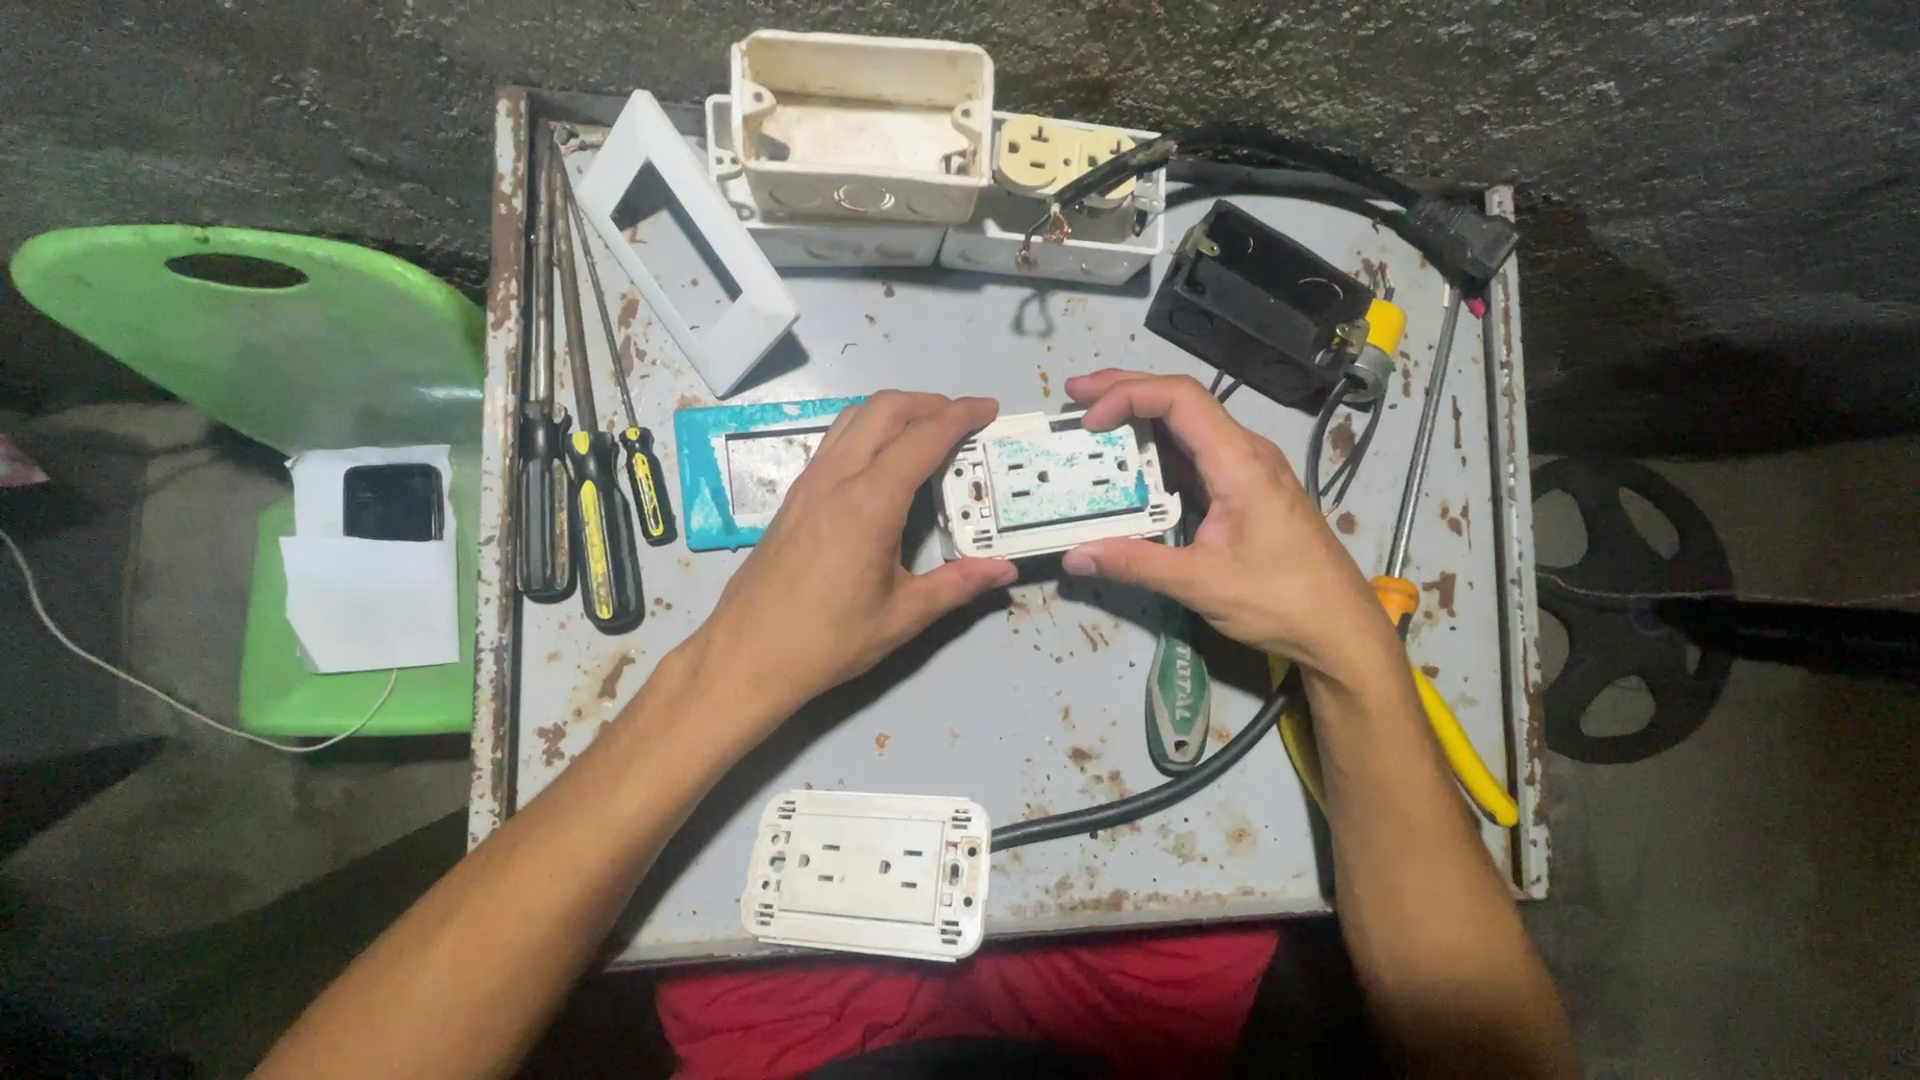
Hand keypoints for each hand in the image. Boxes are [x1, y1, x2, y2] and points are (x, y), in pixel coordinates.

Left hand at [686, 391, 1018, 729]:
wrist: (748, 654)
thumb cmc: (827, 640)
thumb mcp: (902, 616)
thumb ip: (957, 585)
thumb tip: (1004, 568)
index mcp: (869, 504)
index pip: (922, 439)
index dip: (960, 416)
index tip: (988, 408)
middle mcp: (836, 479)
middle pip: (884, 409)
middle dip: (928, 402)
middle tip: (962, 418)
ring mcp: (809, 483)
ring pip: (853, 418)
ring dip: (895, 411)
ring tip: (926, 431)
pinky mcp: (794, 496)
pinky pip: (835, 440)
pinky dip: (868, 430)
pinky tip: (883, 461)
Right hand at [1059, 370, 1389, 675]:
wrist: (1339, 627)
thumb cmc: (1278, 600)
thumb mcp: (1198, 583)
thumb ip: (1134, 563)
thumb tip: (1074, 556)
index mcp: (1239, 462)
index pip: (1180, 398)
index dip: (1128, 395)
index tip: (1088, 419)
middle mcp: (1246, 452)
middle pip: (1182, 399)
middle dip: (1124, 391)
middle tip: (1074, 395)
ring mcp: (1249, 468)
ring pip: (1189, 423)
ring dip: (1140, 418)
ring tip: (1093, 424)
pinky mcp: (1246, 488)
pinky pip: (1197, 452)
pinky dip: (1158, 449)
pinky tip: (1132, 464)